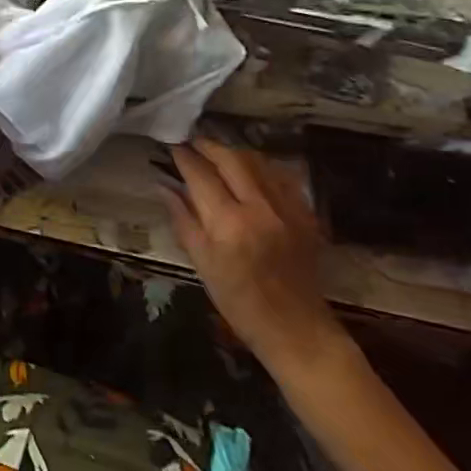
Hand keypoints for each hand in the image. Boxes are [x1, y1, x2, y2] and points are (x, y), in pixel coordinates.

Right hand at [163, 138, 347, 371]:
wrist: (295, 328)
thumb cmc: (237, 300)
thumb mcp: (200, 261)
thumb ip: (182, 218)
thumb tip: (163, 184)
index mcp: (229, 223)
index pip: (201, 175)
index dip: (183, 156)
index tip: (170, 145)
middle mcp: (260, 209)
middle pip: (232, 160)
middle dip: (208, 146)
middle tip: (190, 142)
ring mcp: (288, 210)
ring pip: (259, 163)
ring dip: (234, 153)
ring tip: (216, 153)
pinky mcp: (307, 215)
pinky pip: (281, 177)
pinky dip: (261, 167)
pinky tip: (249, 171)